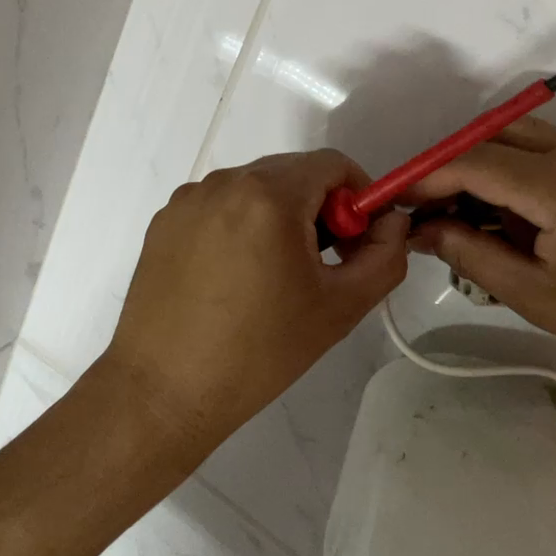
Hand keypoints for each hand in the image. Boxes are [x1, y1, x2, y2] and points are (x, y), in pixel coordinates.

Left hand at [98, 150, 410, 451]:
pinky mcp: (164, 222)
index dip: (358, 196)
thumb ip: (384, 256)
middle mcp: (224, 181)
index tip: (357, 242)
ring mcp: (188, 200)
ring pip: (254, 189)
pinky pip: (218, 207)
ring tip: (273, 278)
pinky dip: (238, 227)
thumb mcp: (340, 308)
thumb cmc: (260, 351)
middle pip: (292, 173)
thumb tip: (392, 220)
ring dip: (277, 217)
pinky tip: (232, 280)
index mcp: (269, 194)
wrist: (165, 390)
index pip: (332, 164)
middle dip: (318, 208)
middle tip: (321, 265)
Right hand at [403, 118, 555, 394]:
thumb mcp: (537, 298)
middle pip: (500, 134)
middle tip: (437, 207)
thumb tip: (422, 230)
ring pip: (536, 137)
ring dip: (498, 165)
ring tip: (486, 216)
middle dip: (459, 164)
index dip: (430, 177)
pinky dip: (538, 170)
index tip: (401, 200)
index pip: (475, 161)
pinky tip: (541, 217)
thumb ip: (471, 254)